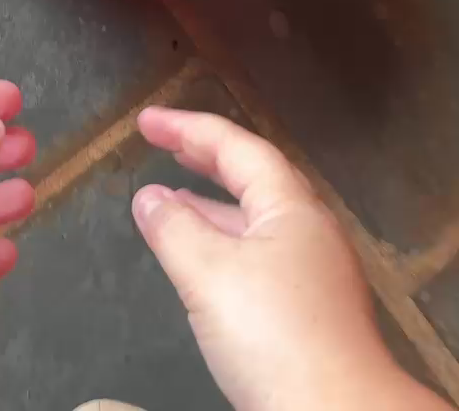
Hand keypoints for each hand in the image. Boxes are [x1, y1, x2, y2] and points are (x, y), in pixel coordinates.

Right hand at [131, 107, 450, 410]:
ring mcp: (312, 272)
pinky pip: (256, 252)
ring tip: (169, 196)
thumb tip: (149, 196)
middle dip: (204, 154)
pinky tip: (200, 260)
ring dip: (210, 200)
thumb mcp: (210, 274)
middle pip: (252, 175)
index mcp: (291, 207)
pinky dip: (221, 240)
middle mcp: (307, 230)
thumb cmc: (276, 336)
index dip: (187, 128)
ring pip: (254, 217)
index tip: (146, 121)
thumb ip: (173, 228)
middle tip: (162, 141)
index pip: (236, 147)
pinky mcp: (308, 310)